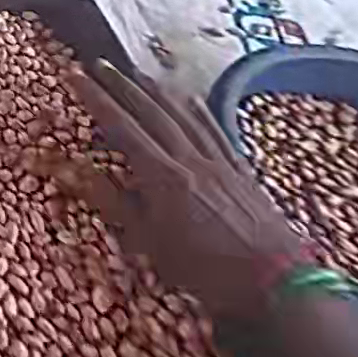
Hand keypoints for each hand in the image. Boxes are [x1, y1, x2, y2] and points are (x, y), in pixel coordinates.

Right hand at [52, 60, 312, 321]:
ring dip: (156, 91)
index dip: (94, 97)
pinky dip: (199, 112)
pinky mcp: (243, 174)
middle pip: (151, 113)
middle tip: (99, 64)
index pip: (120, 125)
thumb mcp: (149, 240)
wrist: (285, 291)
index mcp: (162, 175)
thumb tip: (72, 168)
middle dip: (122, 85)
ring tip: (136, 72)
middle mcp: (189, 160)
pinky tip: (190, 99)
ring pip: (183, 117)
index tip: (74, 74)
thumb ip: (112, 200)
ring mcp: (219, 165)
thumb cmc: (206, 269)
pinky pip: (217, 134)